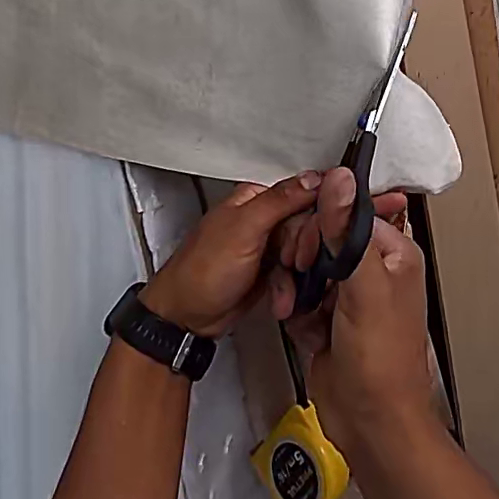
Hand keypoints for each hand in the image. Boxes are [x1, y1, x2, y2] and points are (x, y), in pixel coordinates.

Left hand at [139, 172, 321, 337]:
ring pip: (304, 251)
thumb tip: (313, 178)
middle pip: (306, 226)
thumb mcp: (244, 230)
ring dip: (298, 274)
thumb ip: (280, 201)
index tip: (312, 238)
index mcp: (254, 199)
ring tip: (285, 286)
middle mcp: (262, 218)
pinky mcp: (269, 269)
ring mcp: (266, 245)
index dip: (312, 218)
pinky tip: (282, 298)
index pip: (303, 194)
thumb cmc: (200, 274)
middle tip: (294, 263)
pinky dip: (291, 288)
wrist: (184, 320)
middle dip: (303, 250)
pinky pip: (295, 273)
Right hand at [272, 168, 435, 456]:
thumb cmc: (383, 359)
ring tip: (299, 307)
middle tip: (300, 276)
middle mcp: (373, 270)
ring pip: (309, 269)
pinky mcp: (328, 320)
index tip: (308, 245)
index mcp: (394, 253)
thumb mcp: (364, 286)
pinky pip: (301, 298)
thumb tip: (341, 180)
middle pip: (327, 240)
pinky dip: (295, 311)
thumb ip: (348, 232)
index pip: (351, 215)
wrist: (370, 423)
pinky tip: (303, 329)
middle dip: (307, 259)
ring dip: (297, 287)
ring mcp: (349, 296)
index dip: (325, 226)